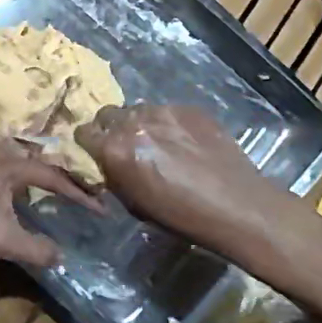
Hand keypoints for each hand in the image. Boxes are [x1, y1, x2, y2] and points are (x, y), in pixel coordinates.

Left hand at [0, 139, 99, 269]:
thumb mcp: (6, 243)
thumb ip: (38, 249)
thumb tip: (62, 256)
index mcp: (9, 167)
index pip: (52, 175)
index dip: (78, 192)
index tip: (100, 208)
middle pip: (36, 155)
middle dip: (62, 169)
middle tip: (83, 185)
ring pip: (17, 154)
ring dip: (38, 164)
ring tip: (58, 179)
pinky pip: (5, 164)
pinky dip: (21, 170)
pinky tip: (24, 188)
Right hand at [75, 104, 309, 251]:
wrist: (238, 206)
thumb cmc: (181, 215)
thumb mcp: (133, 203)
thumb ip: (114, 175)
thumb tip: (108, 164)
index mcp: (114, 149)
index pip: (83, 132)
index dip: (90, 143)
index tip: (98, 152)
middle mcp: (132, 123)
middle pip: (108, 115)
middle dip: (112, 129)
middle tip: (128, 146)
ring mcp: (162, 111)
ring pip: (137, 110)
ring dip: (140, 124)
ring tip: (160, 143)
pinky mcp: (188, 108)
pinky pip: (167, 111)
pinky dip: (168, 124)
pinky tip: (185, 142)